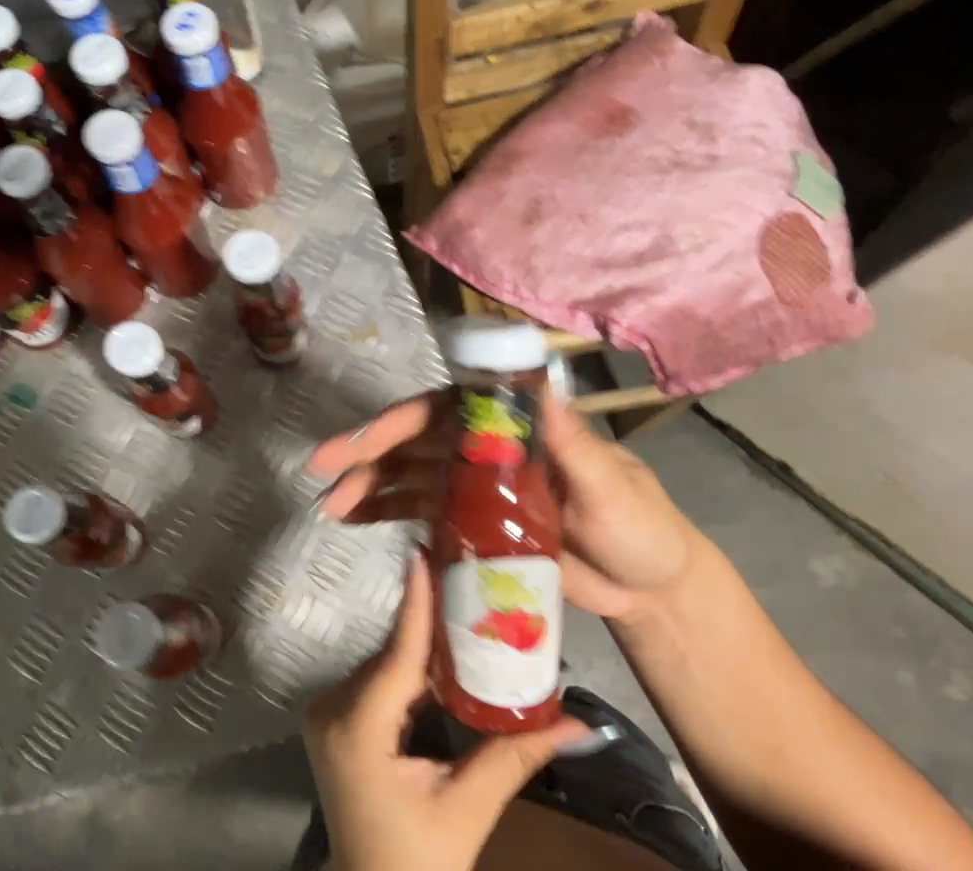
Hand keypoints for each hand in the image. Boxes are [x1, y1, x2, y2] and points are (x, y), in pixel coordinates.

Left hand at [304, 557, 591, 870]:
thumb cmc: (419, 857)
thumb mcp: (468, 806)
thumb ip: (514, 755)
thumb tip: (579, 725)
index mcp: (357, 728)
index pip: (395, 655)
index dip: (414, 604)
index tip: (422, 555)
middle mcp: (331, 710)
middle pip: (390, 658)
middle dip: (430, 627)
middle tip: (469, 586)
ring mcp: (326, 715)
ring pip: (383, 668)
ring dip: (421, 651)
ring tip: (464, 615)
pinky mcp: (334, 723)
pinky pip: (376, 685)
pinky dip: (408, 675)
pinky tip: (440, 661)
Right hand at [306, 391, 702, 623]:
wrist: (652, 591)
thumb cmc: (641, 526)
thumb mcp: (611, 483)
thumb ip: (570, 442)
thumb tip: (538, 381)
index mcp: (515, 430)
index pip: (446, 415)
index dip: (399, 422)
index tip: (360, 440)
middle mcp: (486, 453)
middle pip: (415, 445)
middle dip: (366, 456)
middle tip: (321, 472)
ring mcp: (476, 493)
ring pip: (409, 480)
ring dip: (368, 488)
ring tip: (331, 509)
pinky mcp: (473, 530)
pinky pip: (421, 517)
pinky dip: (387, 516)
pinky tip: (356, 524)